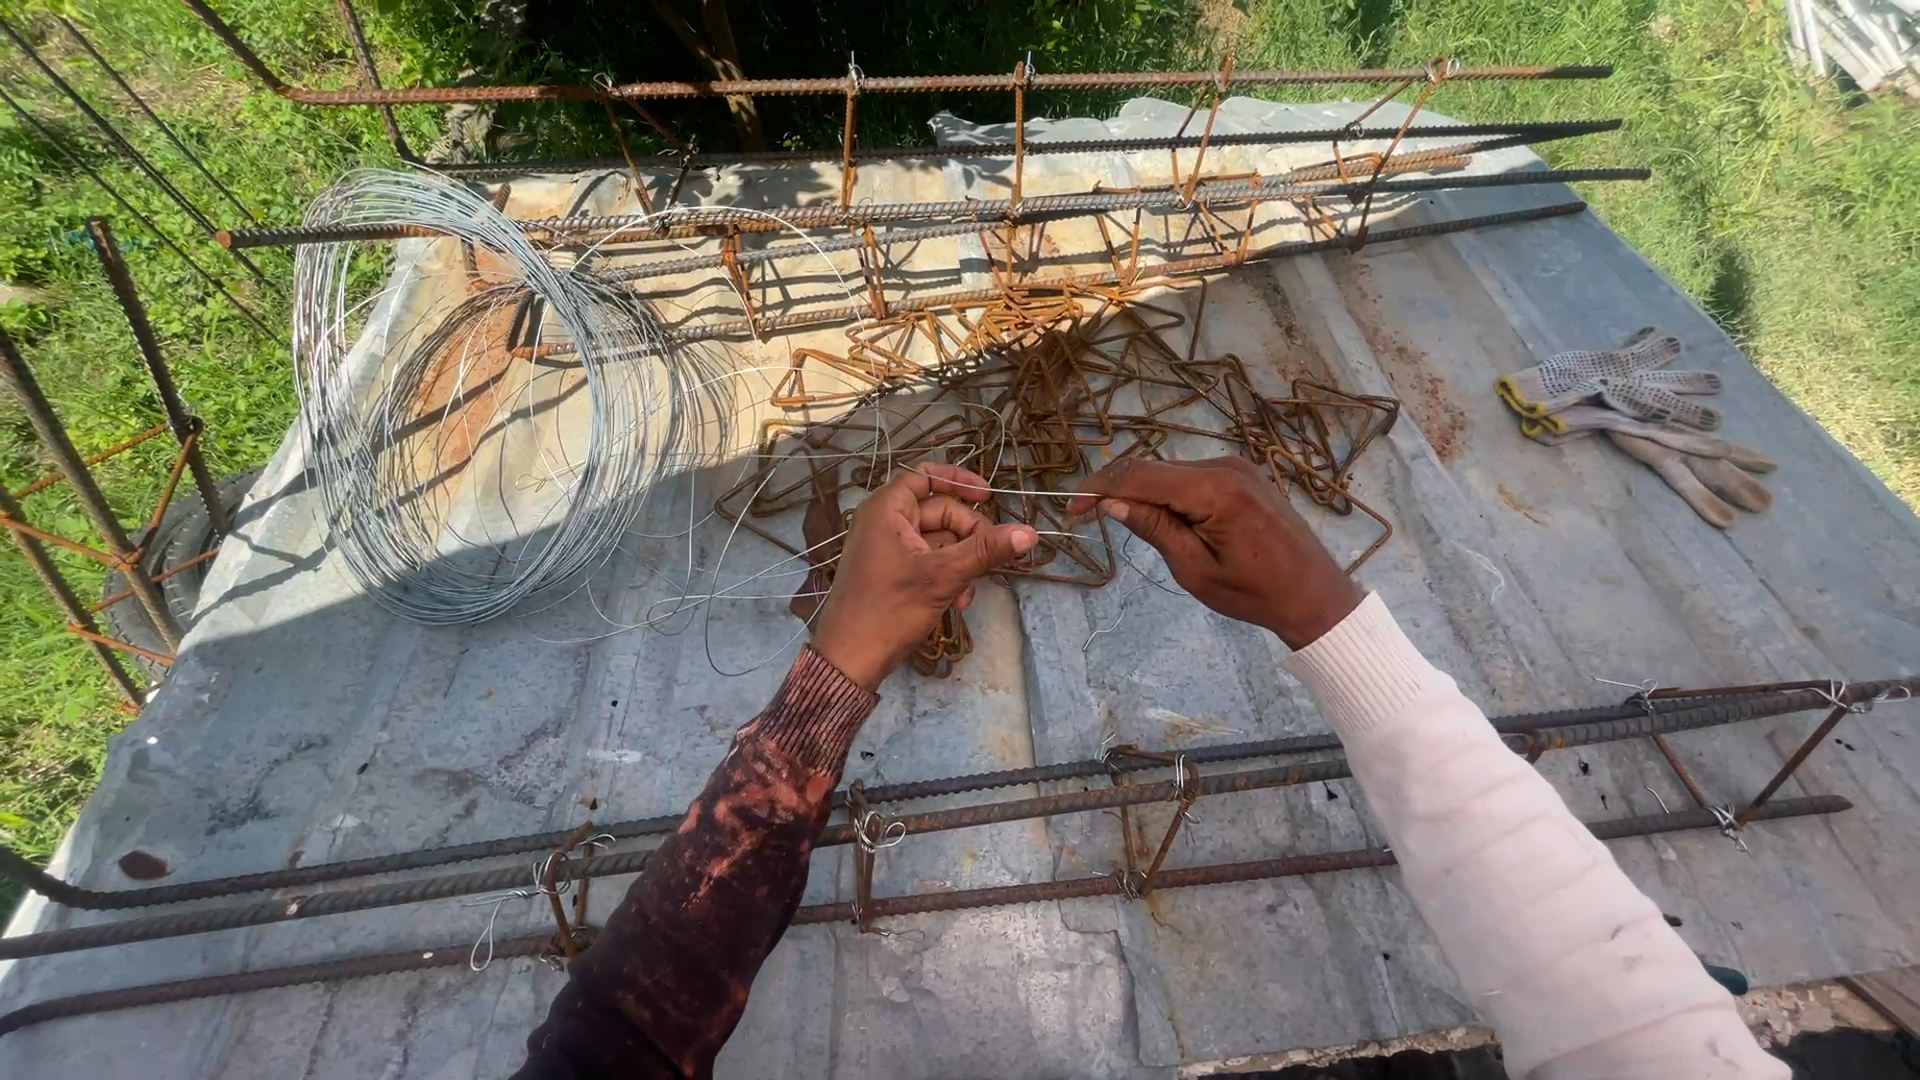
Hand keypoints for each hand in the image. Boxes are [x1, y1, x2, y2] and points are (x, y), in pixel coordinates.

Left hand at [810, 464, 1037, 689]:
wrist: (849, 659)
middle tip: (991, 558)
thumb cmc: (890, 609)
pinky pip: (927, 561)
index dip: (959, 480)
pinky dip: (946, 576)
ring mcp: (887, 548)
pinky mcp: (891, 572)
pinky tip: (958, 603)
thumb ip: (986, 550)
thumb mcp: (944, 576)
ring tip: (969, 592)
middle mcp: (884, 521)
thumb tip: (1029, 533)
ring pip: (938, 540)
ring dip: (960, 562)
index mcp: (887, 509)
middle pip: (939, 511)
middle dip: (968, 536)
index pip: (925, 475)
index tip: (989, 496)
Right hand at [1067, 457, 1362, 649]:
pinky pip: (1190, 476)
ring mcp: (1236, 466)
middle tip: (1085, 514)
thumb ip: (1154, 528)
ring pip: (1169, 471)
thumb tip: (1111, 503)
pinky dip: (1165, 491)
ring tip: (1119, 520)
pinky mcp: (1242, 474)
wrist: (1315, 594)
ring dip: (1140, 491)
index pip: (1140, 476)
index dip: (1100, 487)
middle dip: (1115, 488)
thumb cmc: (1255, 593)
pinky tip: (1155, 514)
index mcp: (1215, 490)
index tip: (1073, 509)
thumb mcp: (1195, 569)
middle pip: (1152, 469)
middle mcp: (1225, 465)